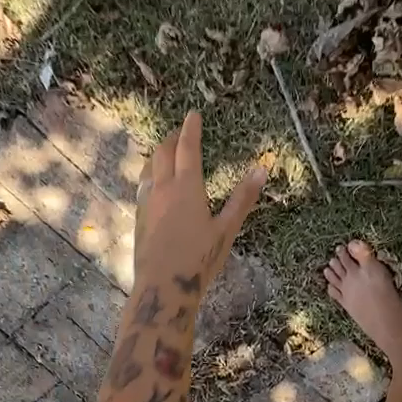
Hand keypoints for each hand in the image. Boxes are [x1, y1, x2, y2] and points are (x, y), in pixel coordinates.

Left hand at [132, 112, 267, 292]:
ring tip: (167, 151)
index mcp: (187, 188)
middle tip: (182, 131)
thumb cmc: (200, 259)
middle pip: (162, 153)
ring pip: (149, 168)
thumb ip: (243, 198)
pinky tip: (156, 183)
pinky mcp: (139, 217)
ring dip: (158, 154)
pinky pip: (144, 184)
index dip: (190, 129)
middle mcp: (163, 189)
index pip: (187, 149)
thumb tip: (261, 169)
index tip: (193, 114)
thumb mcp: (227, 229)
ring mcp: (148, 203)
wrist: (162, 287)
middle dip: (172, 138)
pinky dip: (151, 173)